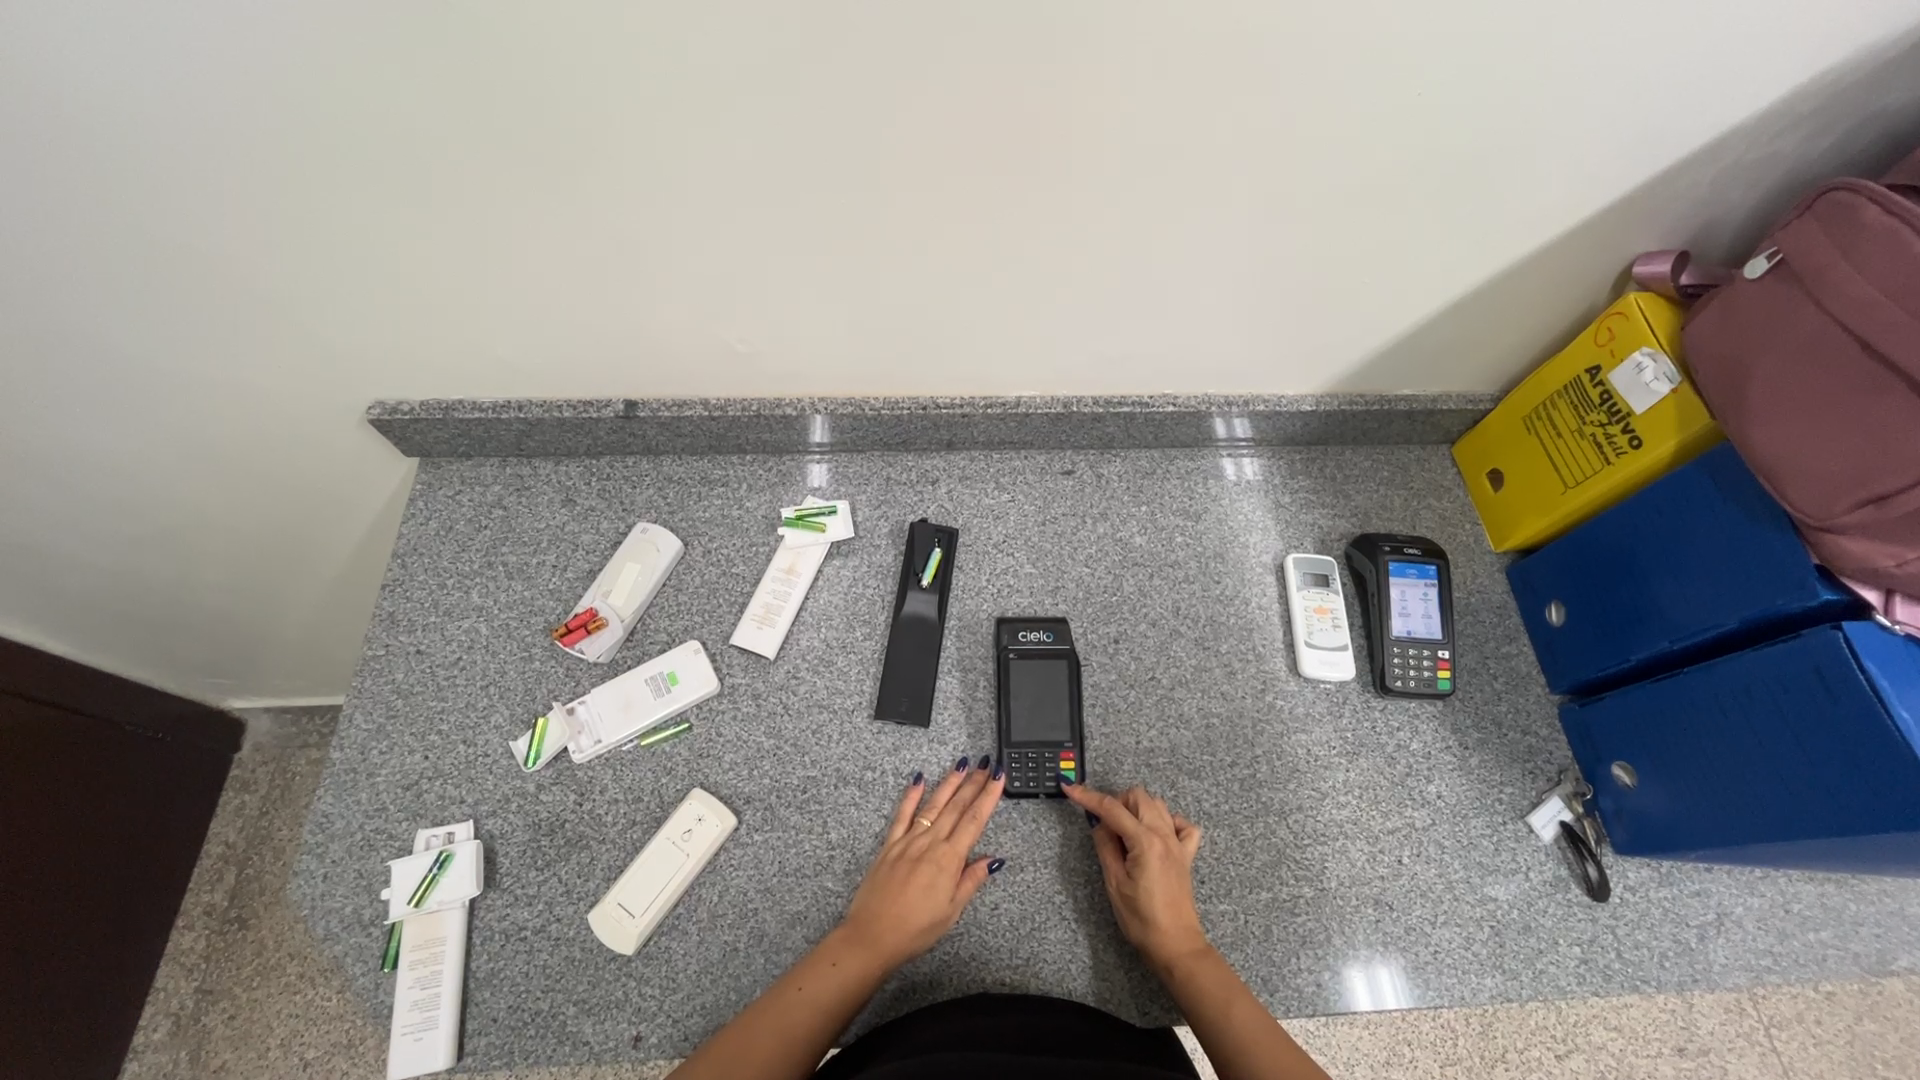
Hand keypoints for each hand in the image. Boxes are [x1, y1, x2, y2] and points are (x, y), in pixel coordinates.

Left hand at [837, 755, 1007, 970]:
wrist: (872, 936)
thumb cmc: (914, 930)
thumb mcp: (951, 912)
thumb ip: (971, 881)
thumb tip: (993, 860)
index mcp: (948, 860)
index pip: (974, 820)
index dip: (988, 797)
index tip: (999, 778)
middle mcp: (929, 844)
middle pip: (956, 807)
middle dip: (973, 783)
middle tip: (986, 764)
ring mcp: (908, 842)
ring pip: (932, 805)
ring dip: (949, 783)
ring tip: (961, 765)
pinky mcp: (889, 845)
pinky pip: (902, 814)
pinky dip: (911, 795)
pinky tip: (918, 779)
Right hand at [1060, 781, 1210, 972]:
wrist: (1175, 944)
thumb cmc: (1140, 919)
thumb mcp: (1114, 882)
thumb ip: (1105, 845)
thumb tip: (1098, 823)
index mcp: (1145, 841)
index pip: (1111, 808)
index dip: (1087, 796)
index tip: (1069, 787)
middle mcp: (1164, 835)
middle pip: (1138, 796)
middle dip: (1116, 802)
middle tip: (1104, 825)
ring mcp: (1178, 843)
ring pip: (1158, 804)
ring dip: (1137, 809)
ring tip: (1125, 832)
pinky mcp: (1186, 854)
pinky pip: (1181, 824)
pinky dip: (1167, 821)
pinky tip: (1154, 835)